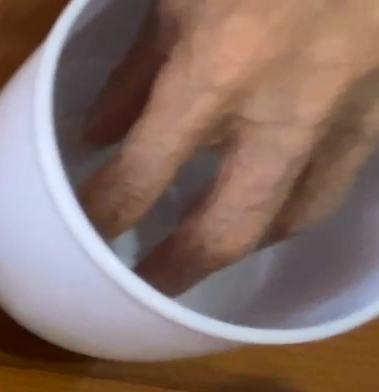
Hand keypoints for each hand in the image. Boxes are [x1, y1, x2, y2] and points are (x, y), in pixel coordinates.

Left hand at [82, 0, 378, 294]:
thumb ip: (135, 71)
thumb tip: (96, 136)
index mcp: (218, 74)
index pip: (132, 187)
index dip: (97, 220)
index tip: (75, 234)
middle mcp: (297, 98)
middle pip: (233, 227)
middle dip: (180, 268)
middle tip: (142, 286)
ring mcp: (370, 91)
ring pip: (310, 203)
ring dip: (253, 237)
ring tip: (209, 252)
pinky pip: (360, 157)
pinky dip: (314, 188)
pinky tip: (282, 194)